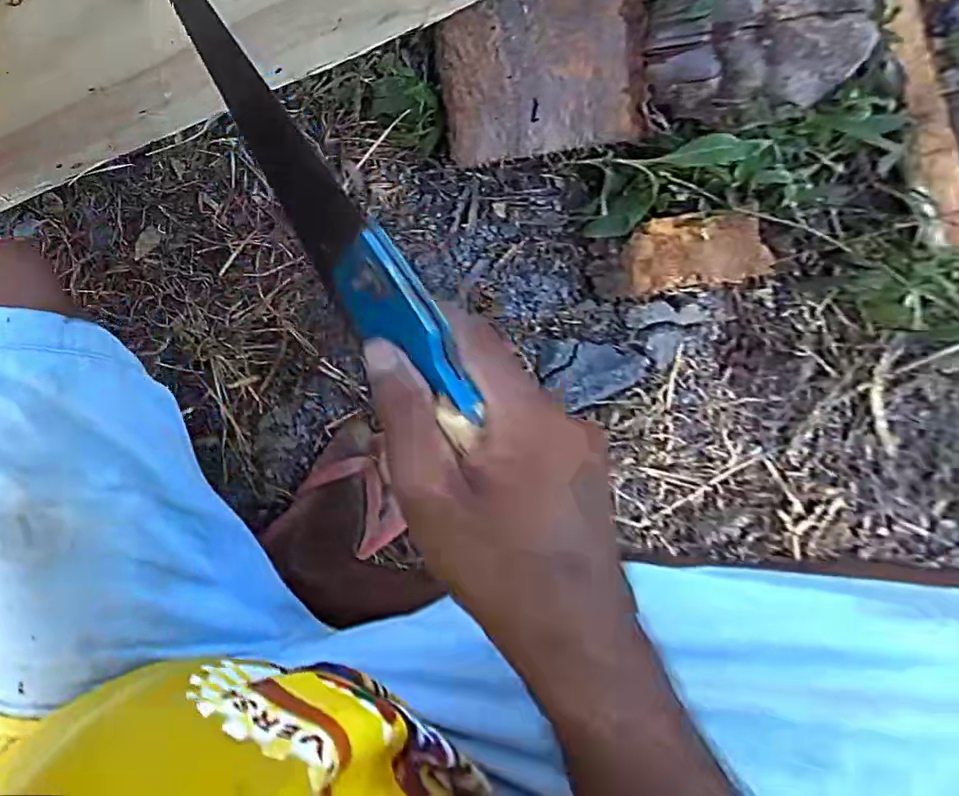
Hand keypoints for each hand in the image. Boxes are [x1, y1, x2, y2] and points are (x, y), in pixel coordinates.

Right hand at [365, 309, 633, 660]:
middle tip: (395, 419)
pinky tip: (464, 480)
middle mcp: (562, 417)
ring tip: (427, 463)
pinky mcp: (578, 467)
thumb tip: (382, 346)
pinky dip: (480, 432)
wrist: (575, 641)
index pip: (471, 335)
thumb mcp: (425, 486)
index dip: (422, 318)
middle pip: (483, 369)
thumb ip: (403, 410)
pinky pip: (517, 426)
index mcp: (527, 415)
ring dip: (454, 411)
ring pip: (497, 400)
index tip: (380, 318)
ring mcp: (577, 444)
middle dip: (432, 379)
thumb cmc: (489, 562)